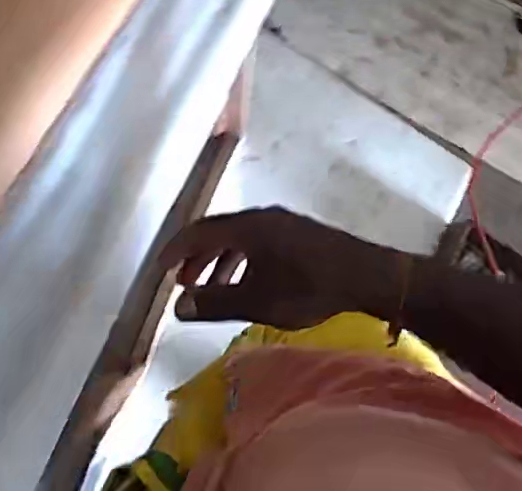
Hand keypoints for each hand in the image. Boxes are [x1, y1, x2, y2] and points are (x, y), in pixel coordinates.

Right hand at [158, 207, 400, 328]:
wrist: (362, 274)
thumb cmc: (308, 287)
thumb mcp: (257, 301)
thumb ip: (215, 302)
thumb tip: (179, 304)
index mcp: (248, 226)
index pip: (200, 230)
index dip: (177, 249)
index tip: (159, 269)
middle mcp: (262, 216)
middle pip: (219, 230)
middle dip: (197, 256)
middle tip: (181, 283)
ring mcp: (282, 222)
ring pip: (239, 236)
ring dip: (219, 260)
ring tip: (208, 289)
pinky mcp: (296, 232)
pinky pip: (257, 240)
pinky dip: (240, 259)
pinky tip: (244, 283)